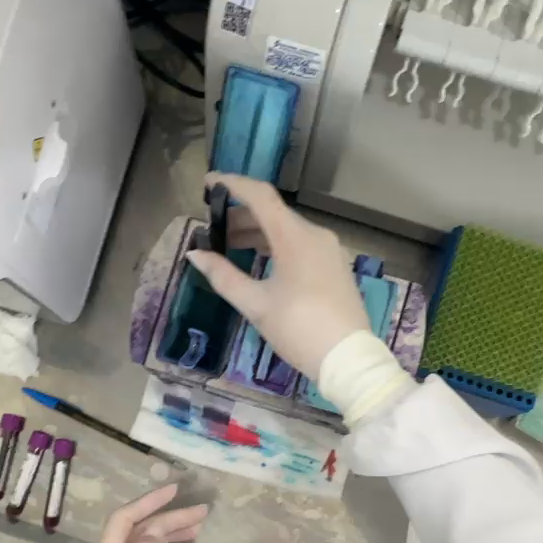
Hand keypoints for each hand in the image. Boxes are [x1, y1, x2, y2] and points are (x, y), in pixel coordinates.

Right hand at [183, 173, 371, 377]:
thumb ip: (223, 276)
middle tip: (213, 231)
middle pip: (273, 213)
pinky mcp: (335, 266)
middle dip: (240, 217)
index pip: (260, 196)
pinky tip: (261, 263)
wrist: (347, 359)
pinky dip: (277, 246)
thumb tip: (195, 255)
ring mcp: (329, 250)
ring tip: (231, 248)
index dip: (231, 184)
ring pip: (288, 230)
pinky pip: (301, 244)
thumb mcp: (256, 305)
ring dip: (258, 234)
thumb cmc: (298, 329)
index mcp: (295, 237)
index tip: (207, 183)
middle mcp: (316, 235)